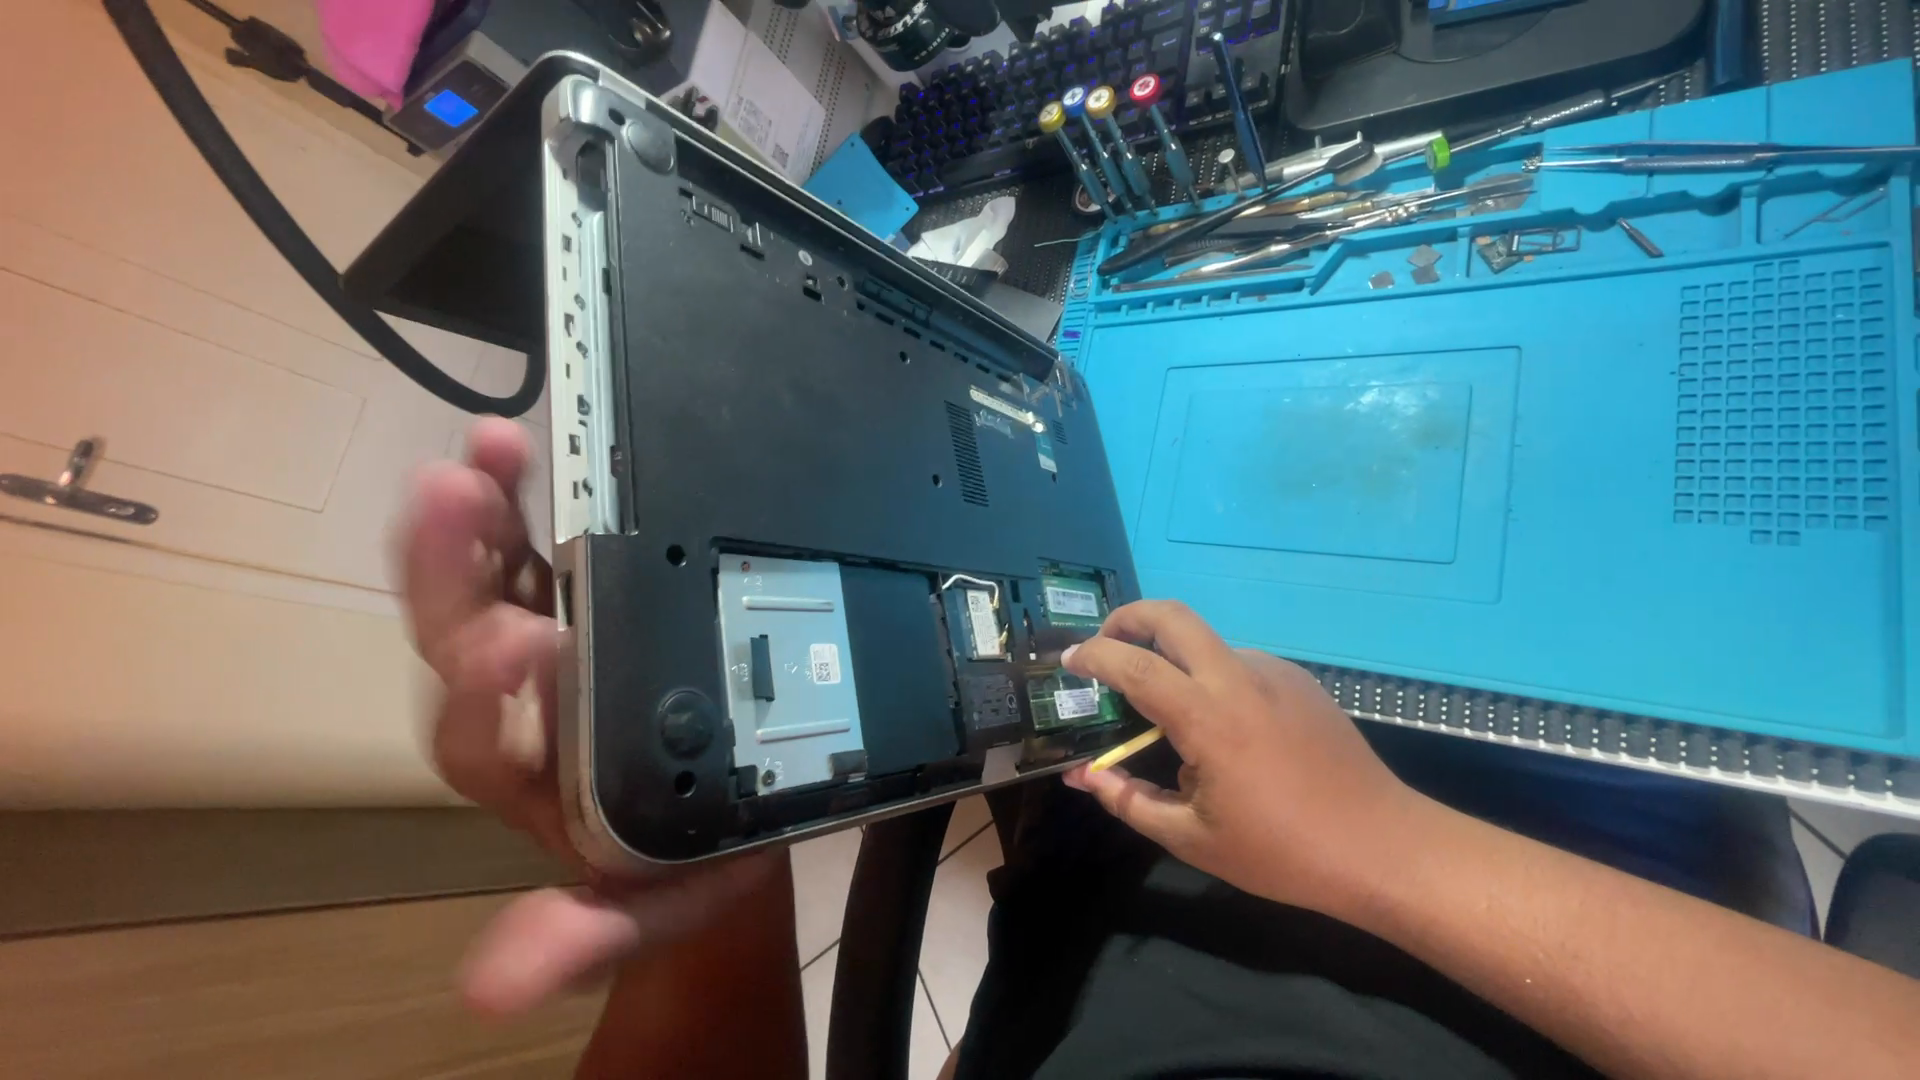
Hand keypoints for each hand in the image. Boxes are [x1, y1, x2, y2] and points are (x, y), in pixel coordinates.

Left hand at [400, 418, 777, 1015]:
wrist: (705, 823)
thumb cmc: (677, 863)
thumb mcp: (649, 911)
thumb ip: (587, 937)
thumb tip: (496, 982)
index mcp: (532, 773)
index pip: (477, 733)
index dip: (482, 690)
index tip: (519, 643)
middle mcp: (525, 704)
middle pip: (462, 632)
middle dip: (453, 568)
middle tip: (458, 493)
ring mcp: (550, 644)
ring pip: (492, 575)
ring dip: (482, 510)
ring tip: (486, 446)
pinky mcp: (583, 606)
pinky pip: (542, 549)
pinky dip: (527, 497)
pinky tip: (521, 446)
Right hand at [1060, 600, 1422, 913]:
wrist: (1385, 847)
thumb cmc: (1282, 851)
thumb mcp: (1192, 839)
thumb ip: (1127, 800)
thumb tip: (1083, 775)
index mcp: (1207, 717)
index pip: (1133, 665)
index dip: (1093, 656)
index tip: (1068, 661)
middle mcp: (1238, 678)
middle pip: (1172, 615)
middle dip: (1128, 618)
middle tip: (1105, 646)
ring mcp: (1274, 673)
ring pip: (1206, 642)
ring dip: (1172, 657)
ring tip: (1168, 714)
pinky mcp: (1299, 681)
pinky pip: (1239, 664)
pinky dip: (1210, 678)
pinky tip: (1222, 729)